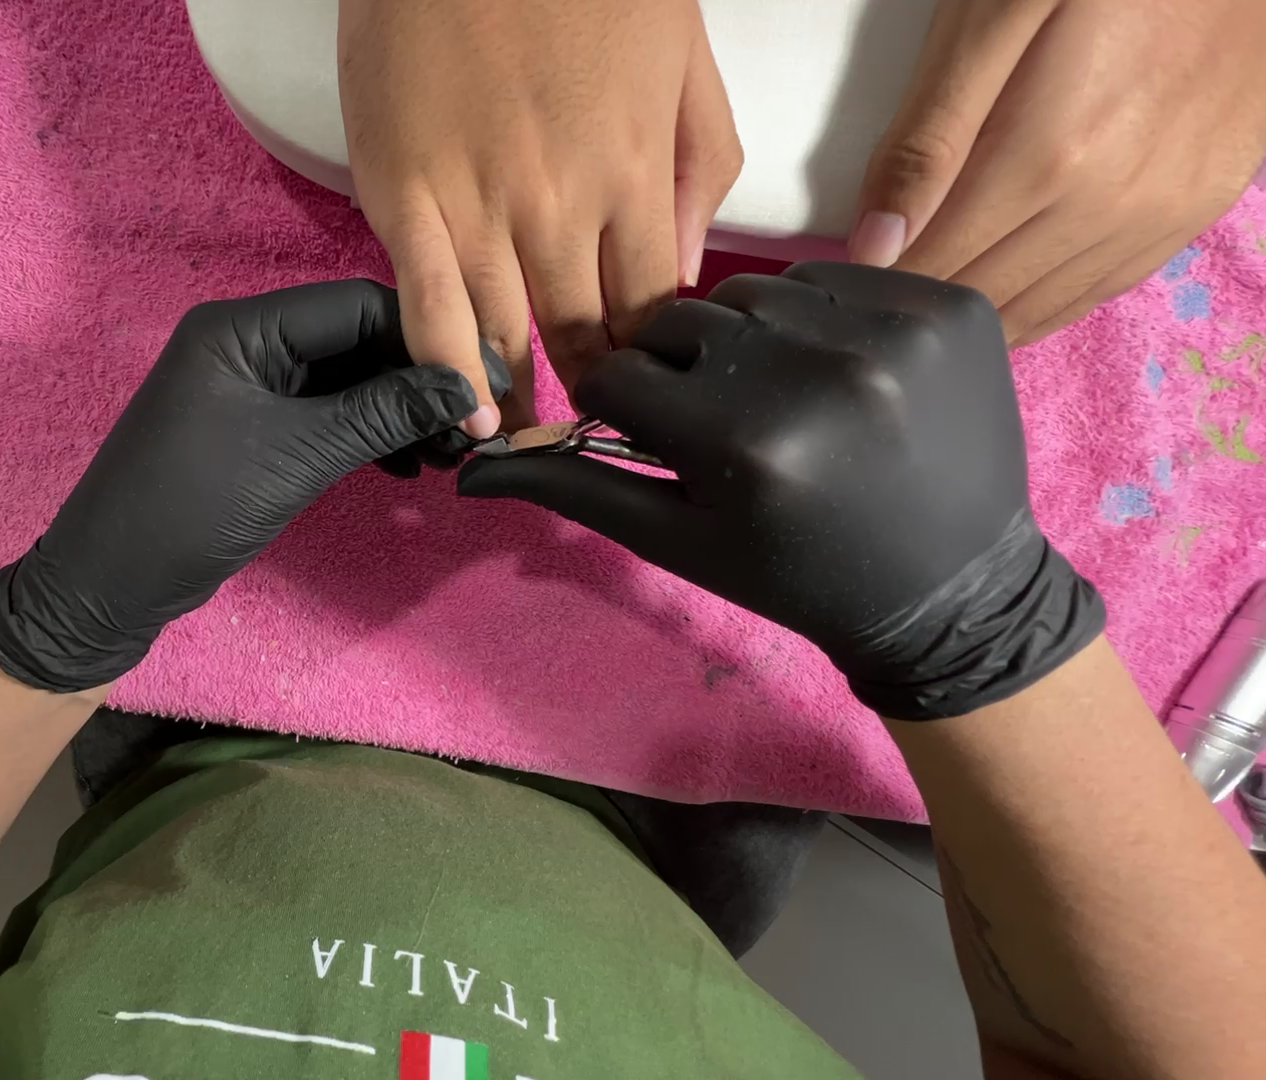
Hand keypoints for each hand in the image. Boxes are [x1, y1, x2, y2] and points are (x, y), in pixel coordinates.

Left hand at [0, 280, 475, 692]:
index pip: (355, 307)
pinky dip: (366, 438)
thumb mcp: (295, 455)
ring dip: (396, 415)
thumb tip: (467, 390)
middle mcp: (249, 344)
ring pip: (345, 385)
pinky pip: (325, 419)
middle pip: (354, 344)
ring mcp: (253, 389)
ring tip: (448, 453)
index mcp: (243, 326)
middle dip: (415, 383)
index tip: (485, 383)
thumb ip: (381, 414)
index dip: (426, 343)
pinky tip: (406, 466)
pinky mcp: (258, 431)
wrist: (115, 580)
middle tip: (474, 425)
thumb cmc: (195, 505)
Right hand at [338, 0, 741, 432]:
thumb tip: (691, 262)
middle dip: (587, 396)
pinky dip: (445, 372)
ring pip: (505, 339)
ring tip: (518, 444)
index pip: (652, 305)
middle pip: (582, 336)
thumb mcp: (677, 45)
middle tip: (580, 435)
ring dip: (516, 403)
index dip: (649, 367)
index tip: (640, 401)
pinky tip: (459, 416)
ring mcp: (478, 211)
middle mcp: (560, 207)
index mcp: (633, 168)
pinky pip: (427, 311)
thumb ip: (698, 157)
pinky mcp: (407, 205)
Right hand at [458, 263, 1104, 718]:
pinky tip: (818, 368)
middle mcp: (817, 372)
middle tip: (698, 414)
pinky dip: (803, 317)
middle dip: (666, 367)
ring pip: (747, 291)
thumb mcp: (668, 539)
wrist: (943, 588)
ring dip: (731, 337)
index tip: (640, 432)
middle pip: (675, 322)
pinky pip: (826, 278)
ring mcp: (892, 330)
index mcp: (740, 442)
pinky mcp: (948, 304)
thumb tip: (470, 472)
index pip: (615, 376)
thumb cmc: (782, 573)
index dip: (610, 405)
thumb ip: (571, 488)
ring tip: (757, 390)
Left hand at [850, 0, 1265, 343]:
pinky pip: (1092, 293)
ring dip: (970, 312)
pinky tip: (995, 294)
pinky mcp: (1197, 205)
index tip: (847, 280)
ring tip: (933, 284)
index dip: (877, 286)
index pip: (927, 272)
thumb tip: (873, 249)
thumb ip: (922, 146)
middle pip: (973, 301)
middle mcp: (1111, 201)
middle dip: (916, 300)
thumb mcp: (981, 34)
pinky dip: (1033, 306)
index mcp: (1046, 162)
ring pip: (1030, 312)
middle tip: (883, 282)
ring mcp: (1164, 208)